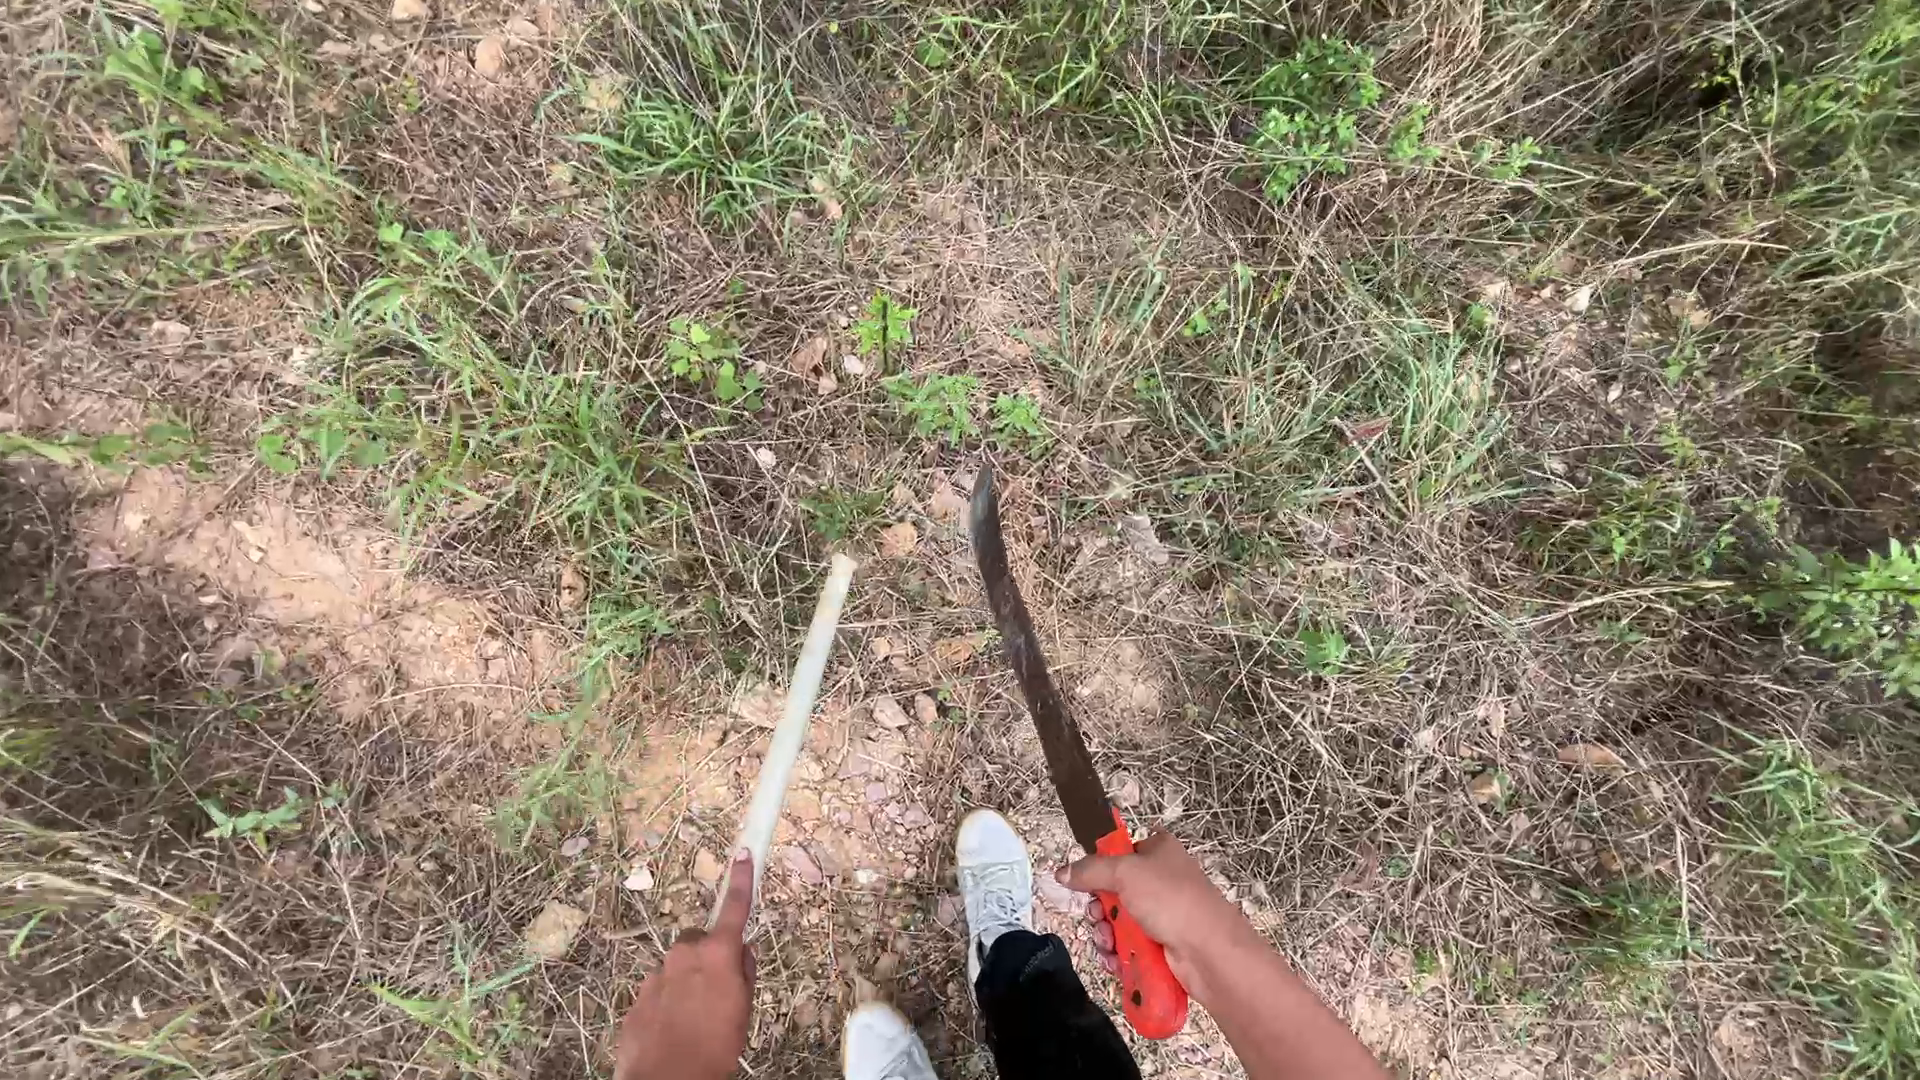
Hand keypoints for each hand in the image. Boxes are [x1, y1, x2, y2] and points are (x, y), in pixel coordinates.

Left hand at [614, 849, 756, 1079]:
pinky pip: (658, 990)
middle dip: (707, 957)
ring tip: (692, 1021)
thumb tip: (741, 951)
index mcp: (718, 952)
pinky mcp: (637, 998)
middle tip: (716, 992)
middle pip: (699, 942)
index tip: (743, 853)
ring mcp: (657, 974)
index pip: (735, 906)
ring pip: (677, 968)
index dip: (742, 878)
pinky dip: (666, 1004)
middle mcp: (685, 953)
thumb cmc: (715, 1046)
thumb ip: (744, 971)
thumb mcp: (744, 1008)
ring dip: (685, 983)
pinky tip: (672, 1030)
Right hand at [1056, 829, 1253, 1002]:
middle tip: (1098, 918)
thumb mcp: (1125, 873)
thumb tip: (1061, 872)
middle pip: (1113, 890)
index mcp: (1158, 850)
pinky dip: (1118, 953)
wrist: (1211, 953)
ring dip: (1107, 934)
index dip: (1099, 869)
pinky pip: (1130, 944)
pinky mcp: (1162, 943)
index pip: (1118, 853)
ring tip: (1108, 945)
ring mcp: (1162, 913)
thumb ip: (1090, 870)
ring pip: (1119, 920)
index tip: (1087, 885)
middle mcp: (1161, 878)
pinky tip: (1114, 960)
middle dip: (1100, 909)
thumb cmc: (1172, 900)